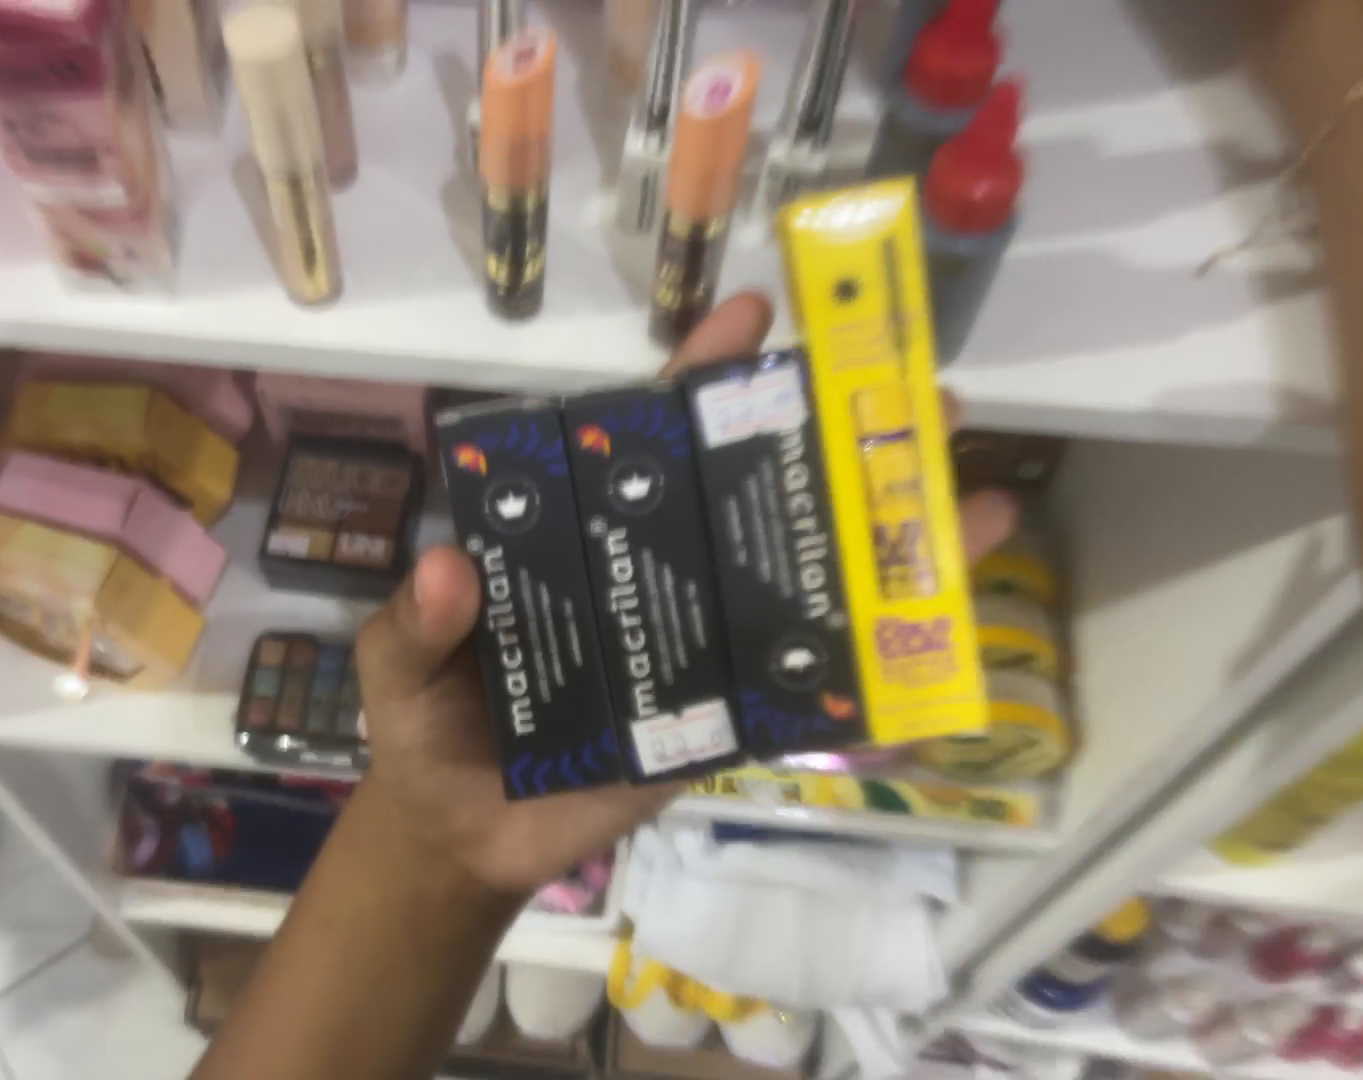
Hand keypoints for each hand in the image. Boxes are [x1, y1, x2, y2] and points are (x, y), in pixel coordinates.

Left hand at [352, 291, 1017, 897]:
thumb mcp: (397, 666)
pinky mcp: (709, 724)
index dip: (684, 385)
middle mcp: (638, 580)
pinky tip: (935, 628)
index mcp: (569, 548)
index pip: (630, 452)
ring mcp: (683, 650)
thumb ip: (414, 623)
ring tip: (965, 492)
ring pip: (778, 585)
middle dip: (813, 445)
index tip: (746, 318)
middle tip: (905, 395)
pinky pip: (786, 692)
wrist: (462, 834)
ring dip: (869, 540)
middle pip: (728, 500)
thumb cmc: (425, 733)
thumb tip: (449, 567)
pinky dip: (857, 668)